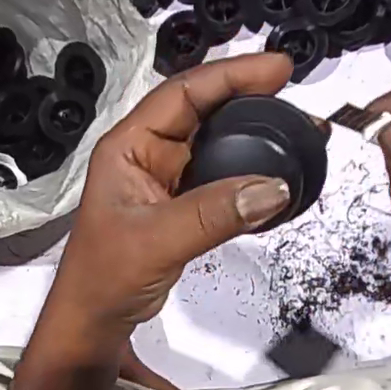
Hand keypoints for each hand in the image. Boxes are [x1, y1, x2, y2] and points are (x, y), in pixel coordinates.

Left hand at [43, 53, 296, 348]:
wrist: (97, 319)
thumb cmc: (101, 278)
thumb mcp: (155, 240)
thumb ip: (212, 214)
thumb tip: (270, 189)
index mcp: (129, 147)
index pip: (183, 94)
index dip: (230, 76)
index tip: (274, 70)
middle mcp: (149, 157)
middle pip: (205, 112)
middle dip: (250, 100)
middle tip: (292, 98)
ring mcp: (168, 183)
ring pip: (217, 147)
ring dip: (255, 141)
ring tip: (293, 132)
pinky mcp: (183, 209)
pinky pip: (222, 182)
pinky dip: (249, 179)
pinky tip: (272, 181)